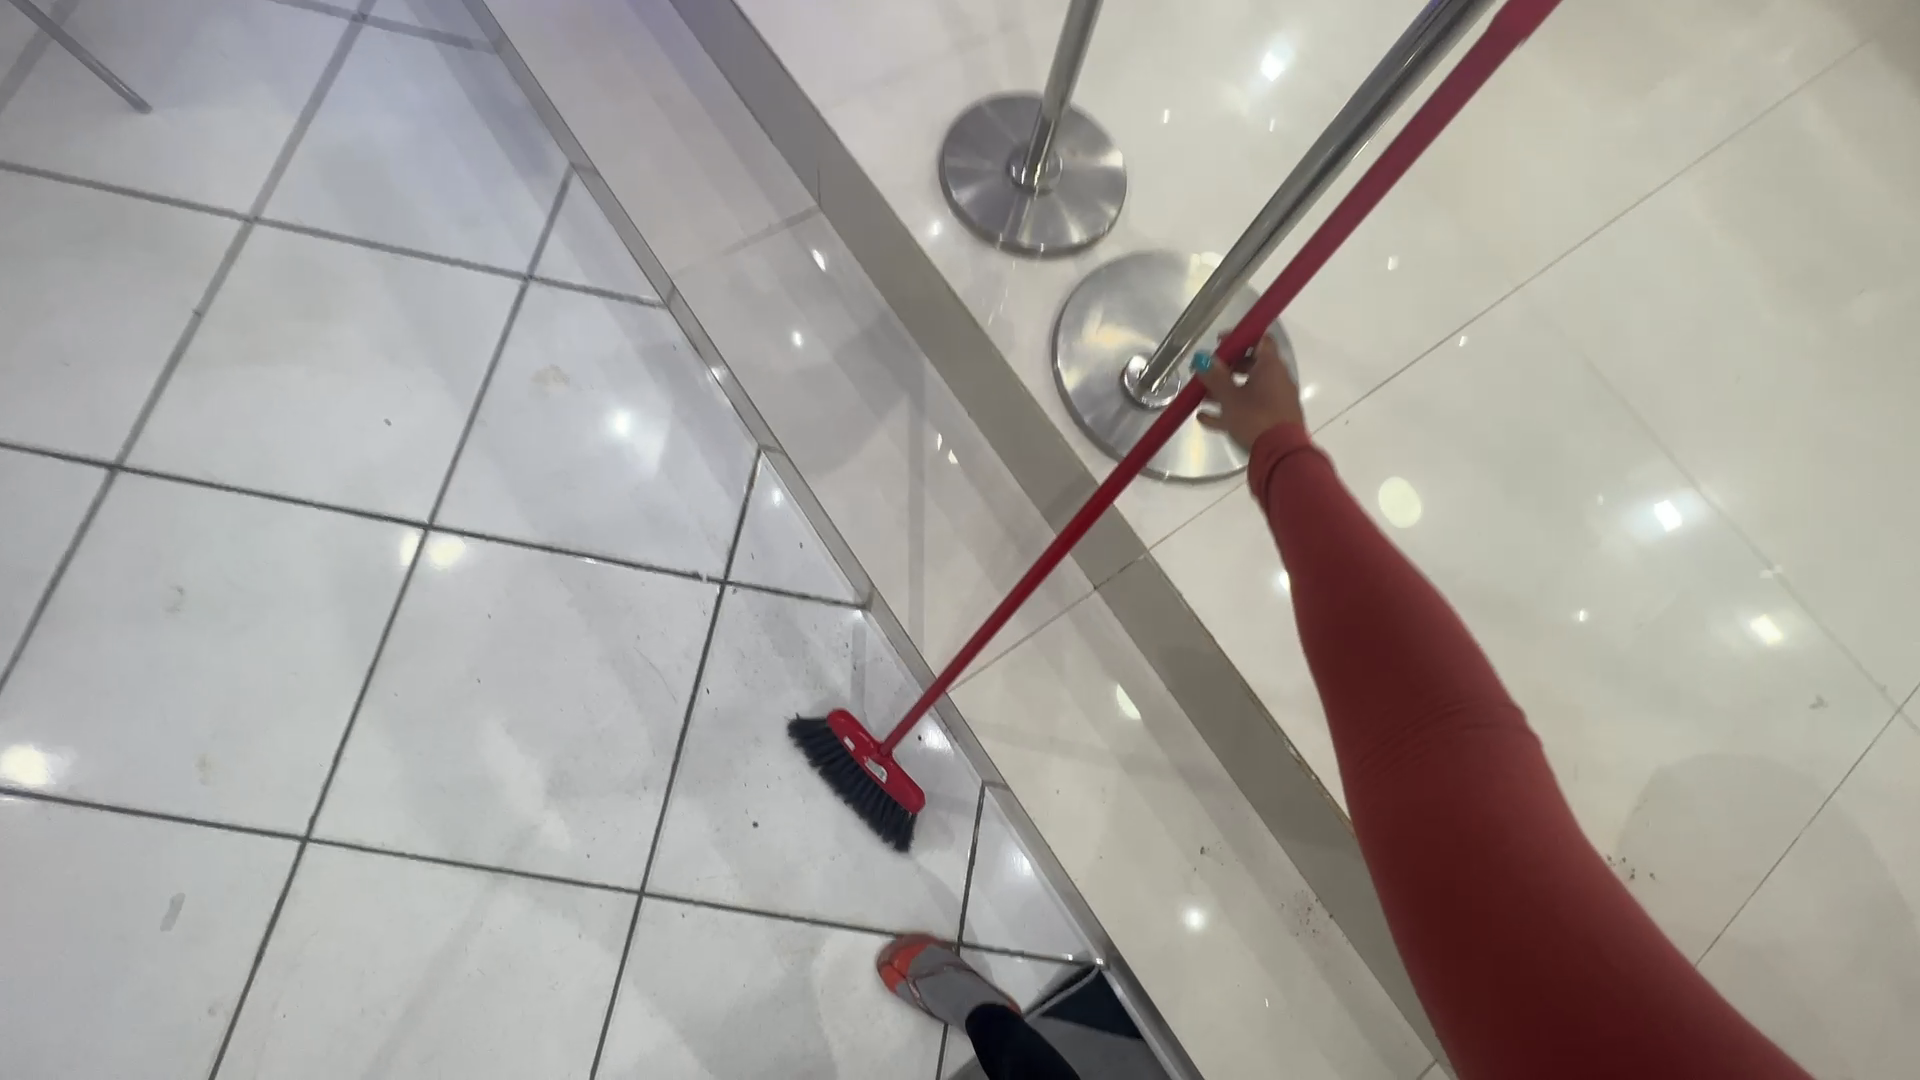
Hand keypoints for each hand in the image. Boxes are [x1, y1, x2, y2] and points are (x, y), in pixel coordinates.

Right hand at [1193, 332, 1303, 450]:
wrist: (1280, 453)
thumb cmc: (1255, 418)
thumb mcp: (1229, 397)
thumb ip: (1215, 377)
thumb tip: (1203, 358)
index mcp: (1270, 367)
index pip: (1259, 340)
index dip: (1239, 339)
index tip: (1219, 344)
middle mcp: (1276, 379)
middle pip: (1251, 365)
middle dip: (1226, 368)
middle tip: (1206, 373)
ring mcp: (1275, 400)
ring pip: (1247, 389)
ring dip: (1224, 391)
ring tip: (1201, 398)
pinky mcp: (1272, 419)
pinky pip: (1248, 409)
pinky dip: (1229, 410)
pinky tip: (1206, 418)